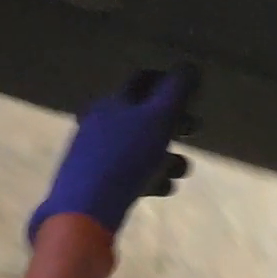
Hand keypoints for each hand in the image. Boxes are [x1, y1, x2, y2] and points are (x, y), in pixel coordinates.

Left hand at [27, 65, 198, 242]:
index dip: (168, 81)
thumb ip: (177, 91)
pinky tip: (164, 187)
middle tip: (193, 130)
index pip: (143, 80)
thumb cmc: (125, 157)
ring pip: (137, 145)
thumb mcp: (159, 119)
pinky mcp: (93, 180)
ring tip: (181, 170)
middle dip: (171, 122)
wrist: (83, 211)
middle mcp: (99, 120)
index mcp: (112, 101)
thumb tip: (190, 66)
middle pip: (141, 114)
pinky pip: (127, 171)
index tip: (191, 93)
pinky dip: (148, 174)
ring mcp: (93, 151)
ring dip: (164, 154)